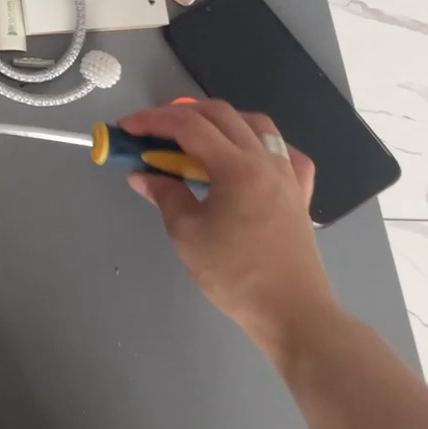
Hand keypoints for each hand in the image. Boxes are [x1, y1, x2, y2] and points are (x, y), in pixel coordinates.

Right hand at [124, 98, 338, 354]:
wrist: (294, 315)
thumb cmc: (236, 276)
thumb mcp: (187, 234)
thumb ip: (164, 195)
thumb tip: (142, 175)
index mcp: (237, 168)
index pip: (188, 126)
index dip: (153, 120)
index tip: (128, 127)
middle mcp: (265, 162)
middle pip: (220, 114)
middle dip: (181, 113)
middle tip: (153, 129)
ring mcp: (288, 175)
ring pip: (255, 124)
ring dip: (220, 120)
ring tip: (196, 136)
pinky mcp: (300, 194)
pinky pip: (285, 153)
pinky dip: (260, 144)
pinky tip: (247, 157)